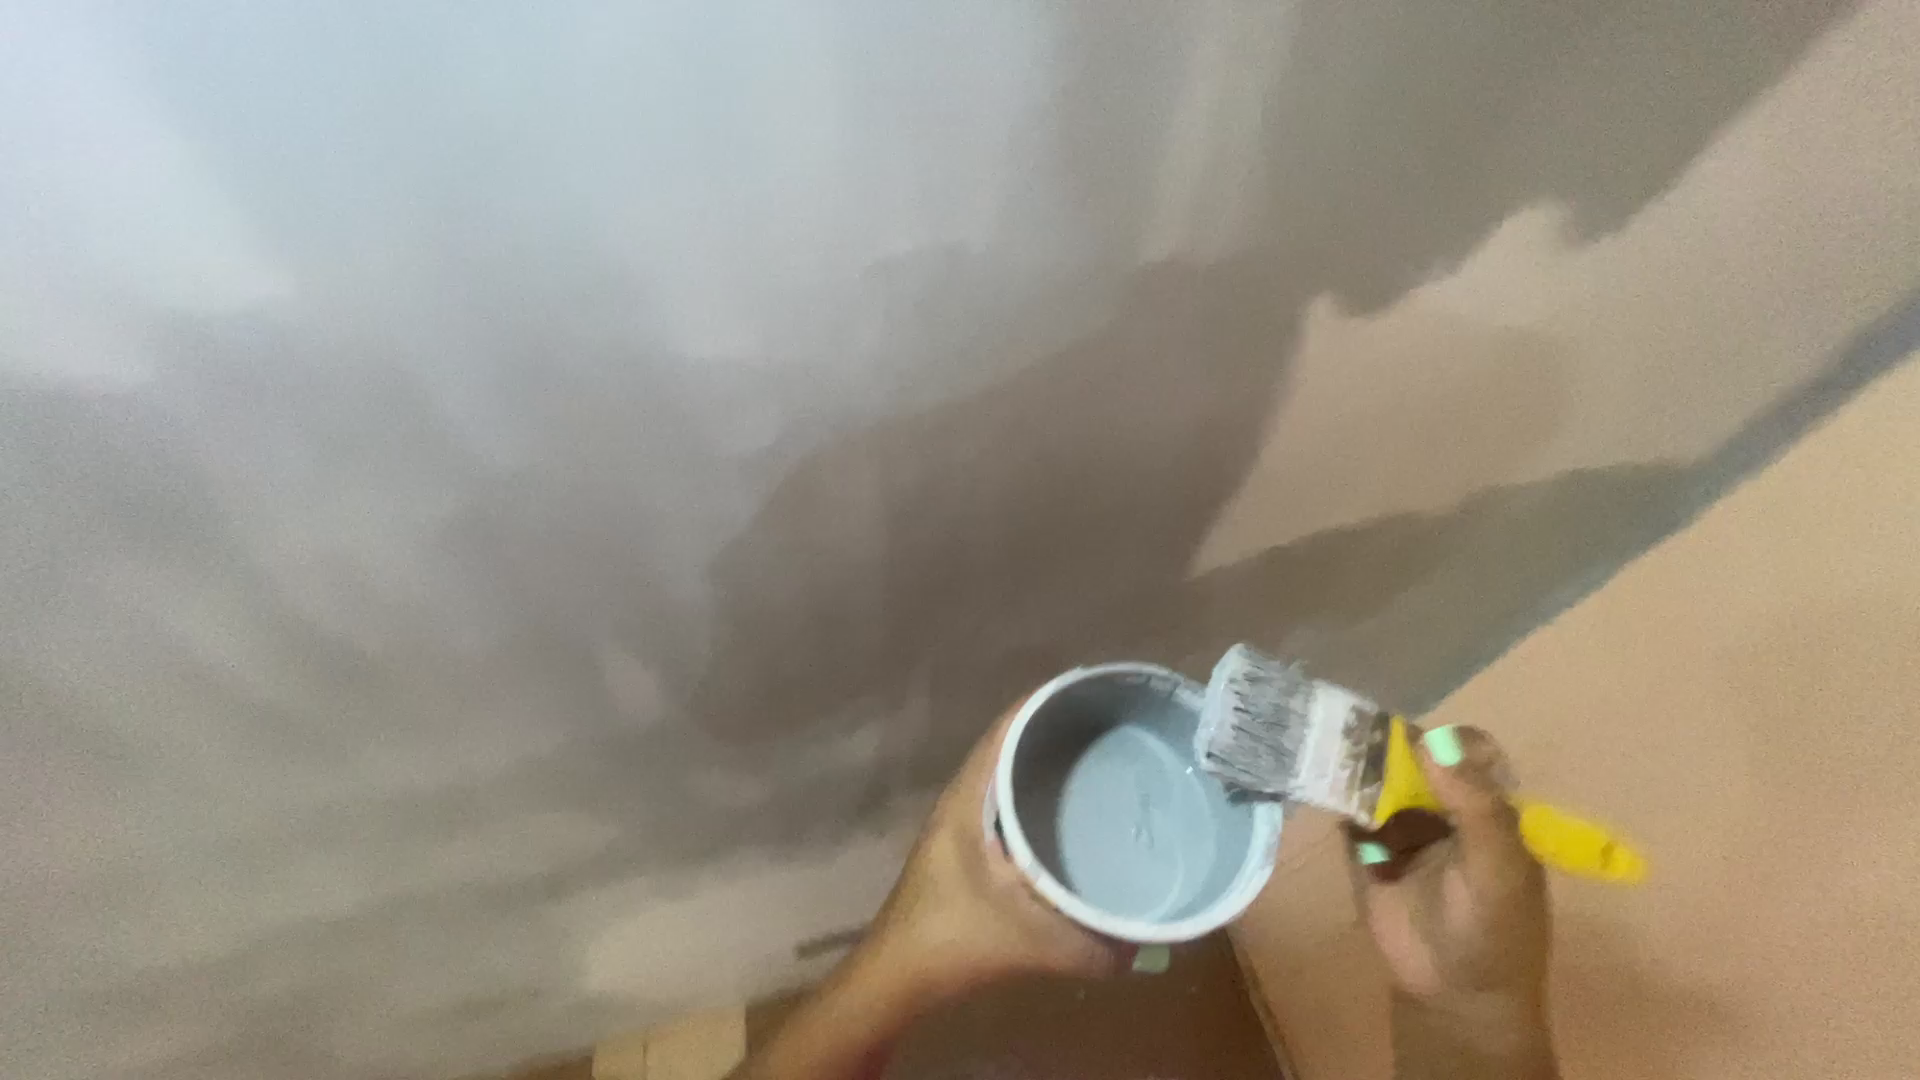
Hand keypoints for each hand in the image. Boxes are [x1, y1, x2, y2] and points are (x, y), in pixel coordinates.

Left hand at [735, 700, 1131, 1079]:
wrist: (899, 974)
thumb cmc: (954, 940)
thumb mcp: (1033, 944)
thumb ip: (1094, 947)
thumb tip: (1147, 941)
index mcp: (970, 796)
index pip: (1008, 725)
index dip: (1048, 701)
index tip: (1095, 694)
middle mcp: (965, 795)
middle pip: (1012, 741)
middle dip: (1058, 727)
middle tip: (1113, 728)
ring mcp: (962, 817)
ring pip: (1007, 770)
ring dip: (1045, 759)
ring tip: (1100, 757)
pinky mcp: (967, 842)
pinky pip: (1005, 798)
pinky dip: (1035, 792)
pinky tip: (1069, 813)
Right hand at [1348, 724, 1550, 1008]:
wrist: (1449, 991)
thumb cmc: (1492, 929)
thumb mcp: (1497, 869)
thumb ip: (1475, 807)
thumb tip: (1433, 741)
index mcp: (1483, 804)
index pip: (1465, 750)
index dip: (1441, 738)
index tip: (1410, 742)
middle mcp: (1439, 802)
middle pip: (1409, 754)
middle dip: (1381, 739)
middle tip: (1348, 728)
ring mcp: (1398, 819)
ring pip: (1372, 774)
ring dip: (1349, 758)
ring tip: (1320, 743)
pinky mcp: (1361, 839)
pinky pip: (1344, 803)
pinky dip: (1328, 786)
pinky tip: (1311, 773)